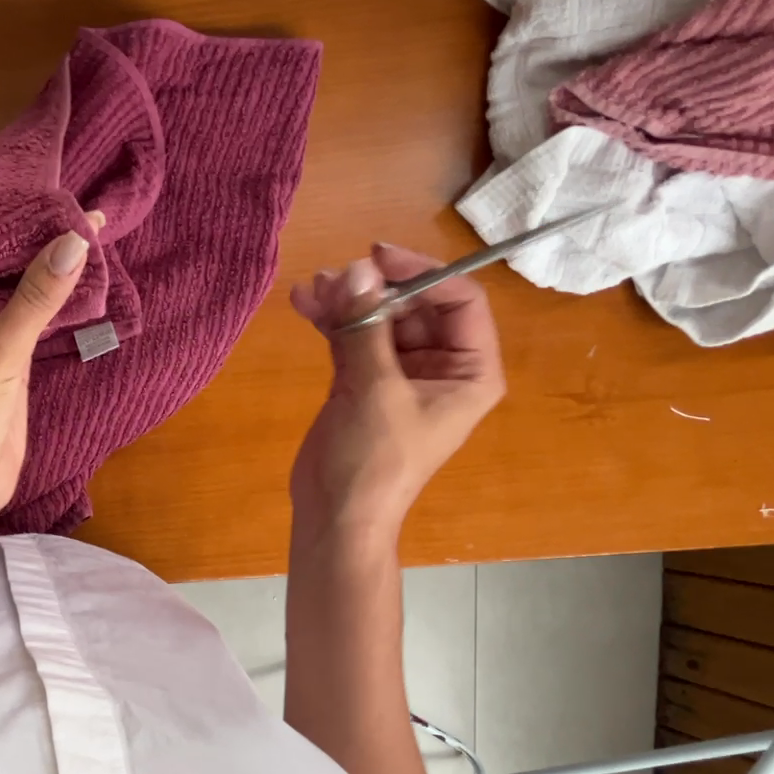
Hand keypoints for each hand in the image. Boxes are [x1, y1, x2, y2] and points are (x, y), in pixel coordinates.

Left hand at [0, 211, 102, 534]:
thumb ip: (33, 300)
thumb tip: (75, 240)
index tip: (38, 189)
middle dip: (26, 244)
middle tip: (72, 202)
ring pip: (10, 297)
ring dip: (41, 272)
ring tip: (86, 227)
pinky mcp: (1, 365)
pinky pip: (25, 322)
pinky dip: (49, 304)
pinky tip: (79, 276)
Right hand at [287, 244, 504, 541]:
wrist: (335, 515)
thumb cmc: (372, 461)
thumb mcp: (374, 390)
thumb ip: (364, 329)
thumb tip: (352, 270)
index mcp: (468, 370)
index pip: (458, 302)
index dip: (421, 274)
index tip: (375, 258)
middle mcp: (439, 367)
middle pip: (413, 308)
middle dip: (372, 290)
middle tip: (332, 276)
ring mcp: (396, 376)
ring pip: (376, 323)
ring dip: (345, 304)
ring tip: (310, 288)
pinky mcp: (359, 385)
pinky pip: (351, 342)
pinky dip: (330, 324)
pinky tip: (305, 305)